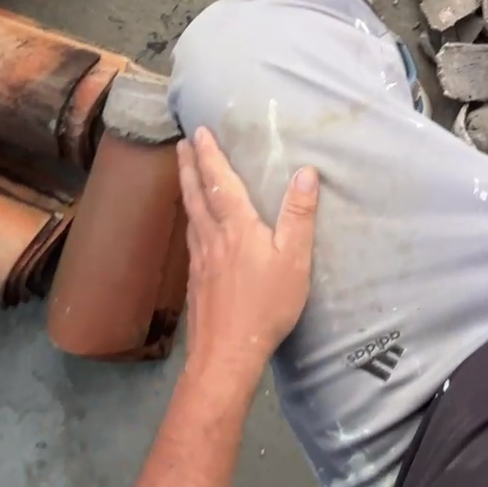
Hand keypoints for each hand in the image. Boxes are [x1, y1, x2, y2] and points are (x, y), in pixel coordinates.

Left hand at [176, 128, 318, 377]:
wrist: (226, 355)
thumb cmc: (265, 305)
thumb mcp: (294, 258)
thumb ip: (299, 214)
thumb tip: (306, 171)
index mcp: (235, 227)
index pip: (219, 182)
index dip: (210, 155)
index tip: (200, 131)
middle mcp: (212, 237)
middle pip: (196, 193)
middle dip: (189, 165)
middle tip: (181, 143)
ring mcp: (200, 259)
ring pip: (190, 213)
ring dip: (186, 187)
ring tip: (184, 172)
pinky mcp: (197, 279)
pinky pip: (191, 234)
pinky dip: (191, 214)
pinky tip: (195, 223)